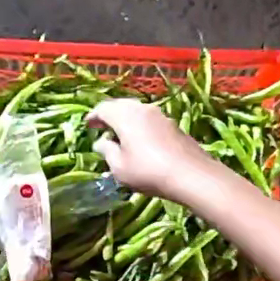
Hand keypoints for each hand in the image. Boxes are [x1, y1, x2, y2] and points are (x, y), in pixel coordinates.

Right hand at [86, 99, 221, 198]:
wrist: (191, 175)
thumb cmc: (149, 171)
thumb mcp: (119, 167)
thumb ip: (106, 151)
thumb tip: (101, 142)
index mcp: (125, 115)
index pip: (103, 108)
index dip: (93, 116)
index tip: (88, 125)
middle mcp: (142, 109)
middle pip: (121, 106)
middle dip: (109, 115)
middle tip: (102, 127)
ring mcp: (160, 115)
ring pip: (137, 112)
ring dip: (126, 120)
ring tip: (120, 135)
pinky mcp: (173, 125)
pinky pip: (150, 120)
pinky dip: (140, 126)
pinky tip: (140, 140)